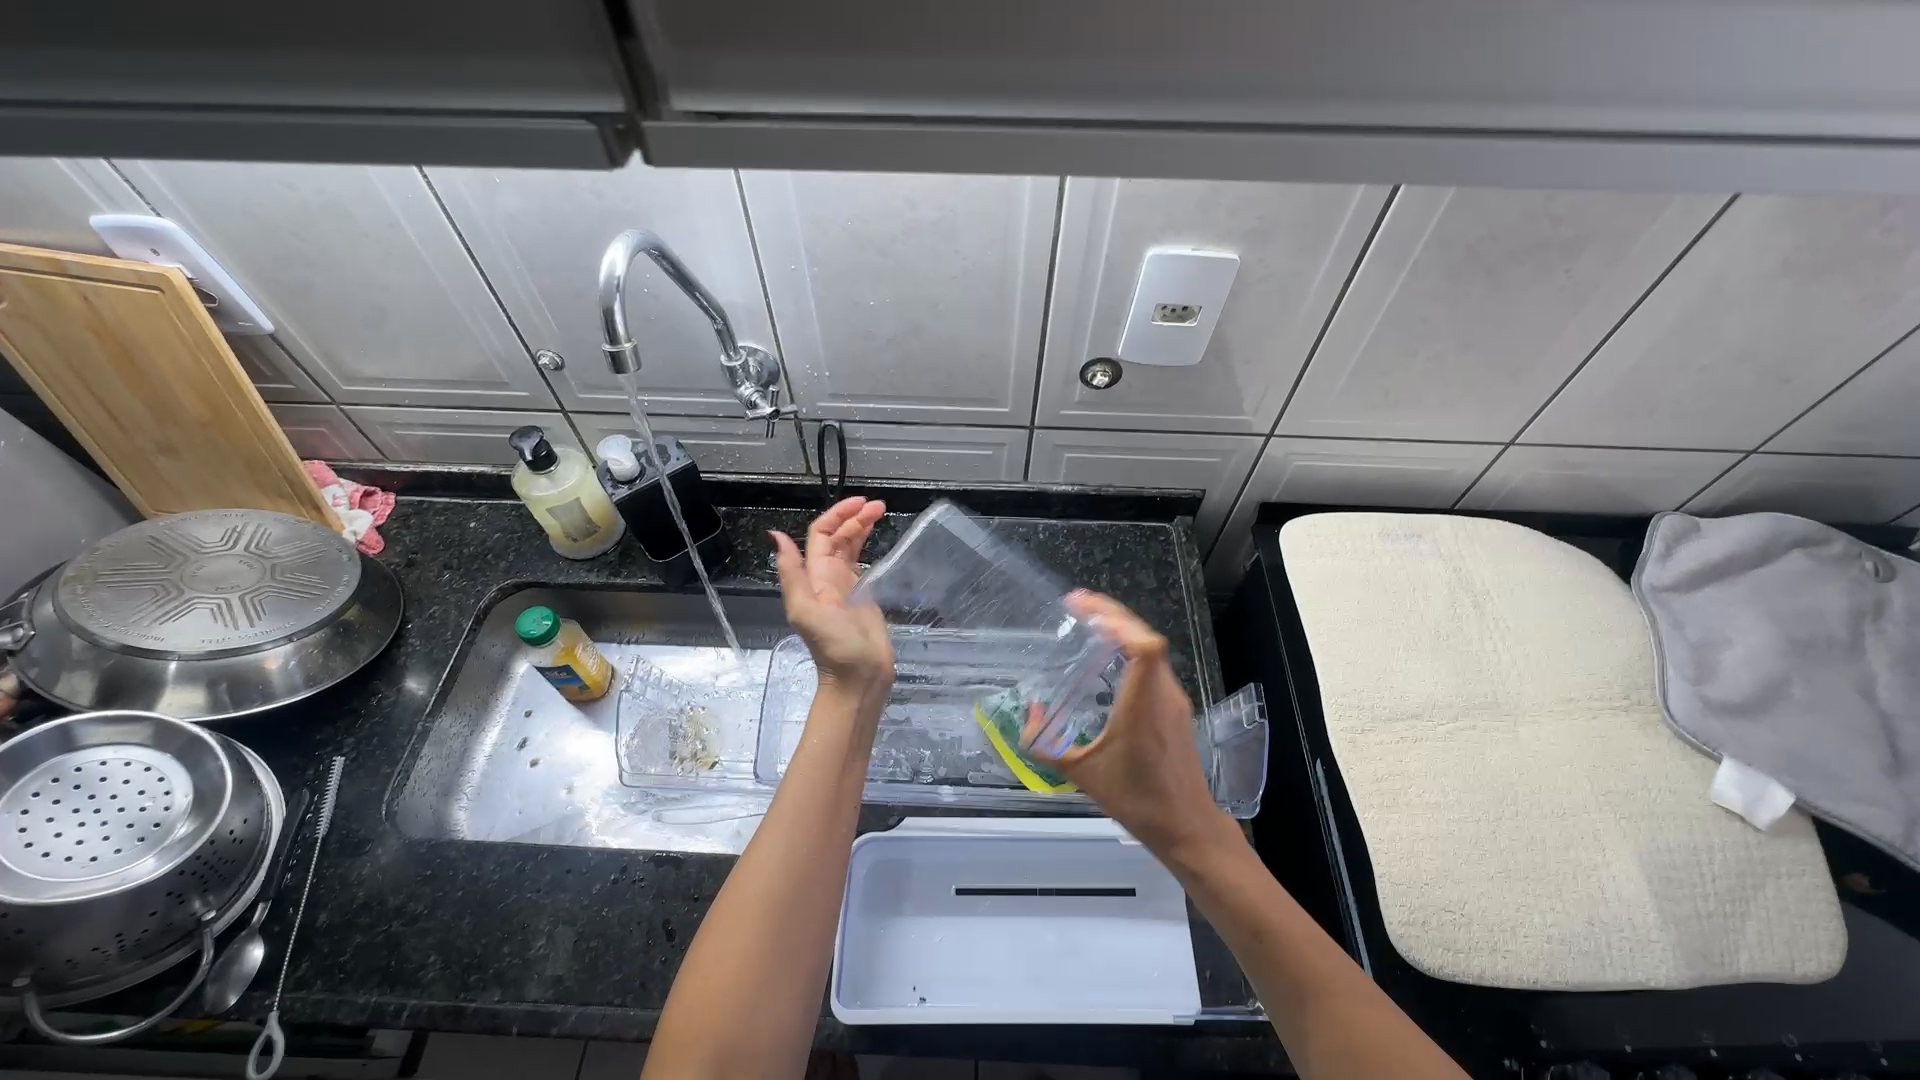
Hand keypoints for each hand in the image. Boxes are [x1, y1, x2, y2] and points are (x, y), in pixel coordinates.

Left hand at [770, 497, 893, 698]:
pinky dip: (870, 547)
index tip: (860, 502)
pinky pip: (864, 563)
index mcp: (813, 577)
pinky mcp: (865, 597)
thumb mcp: (805, 609)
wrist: (858, 677)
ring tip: (882, 512)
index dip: (837, 515)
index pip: (821, 534)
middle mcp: (828, 577)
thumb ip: (791, 573)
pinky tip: (880, 538)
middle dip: (855, 517)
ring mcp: (848, 587)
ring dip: (863, 527)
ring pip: (852, 547)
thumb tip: (775, 534)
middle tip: (879, 505)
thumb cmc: (833, 645)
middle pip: (838, 537)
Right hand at [1025, 591, 1233, 854]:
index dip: (1115, 619)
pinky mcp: (1177, 712)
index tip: (1081, 606)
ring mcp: (1174, 702)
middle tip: (1078, 604)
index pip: (1142, 645)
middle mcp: (1163, 694)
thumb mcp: (1082, 774)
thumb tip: (1030, 714)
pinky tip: (1112, 659)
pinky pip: (1155, 668)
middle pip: (1146, 639)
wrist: (1187, 827)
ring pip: (1153, 652)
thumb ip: (1047, 745)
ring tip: (1091, 624)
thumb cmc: (1136, 800)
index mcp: (1143, 703)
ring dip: (1125, 631)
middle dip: (1113, 615)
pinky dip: (1133, 652)